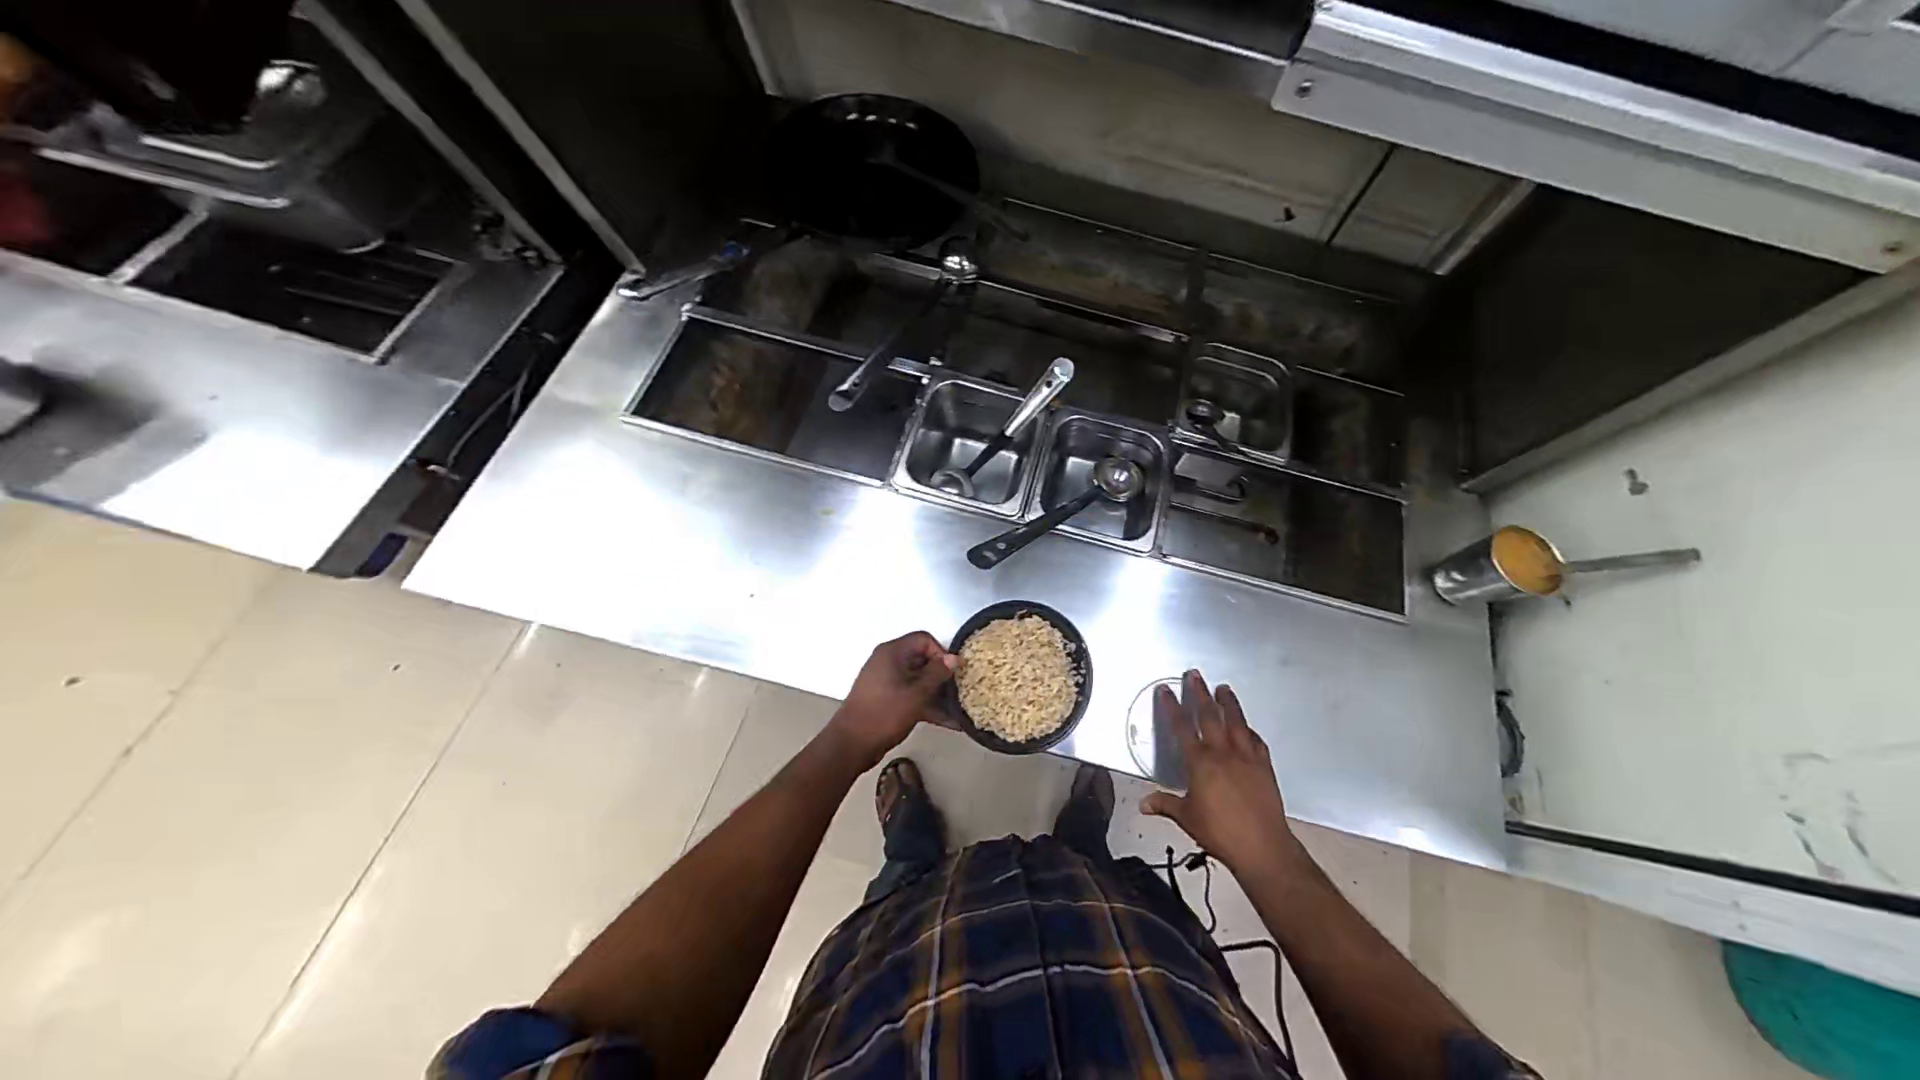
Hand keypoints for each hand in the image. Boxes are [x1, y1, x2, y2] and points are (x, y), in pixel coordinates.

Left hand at [827, 631, 959, 770]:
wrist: (852, 743)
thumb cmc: (884, 713)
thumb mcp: (916, 693)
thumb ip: (937, 674)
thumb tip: (954, 658)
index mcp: (892, 652)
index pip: (924, 640)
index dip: (942, 653)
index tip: (954, 672)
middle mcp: (889, 662)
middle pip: (923, 660)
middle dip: (943, 676)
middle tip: (960, 690)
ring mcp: (887, 681)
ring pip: (919, 680)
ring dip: (938, 694)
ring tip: (959, 709)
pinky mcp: (888, 699)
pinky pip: (913, 696)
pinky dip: (928, 705)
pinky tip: (949, 722)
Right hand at [1141, 671, 1303, 877]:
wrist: (1262, 847)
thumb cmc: (1219, 832)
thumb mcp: (1186, 817)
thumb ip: (1165, 805)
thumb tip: (1143, 804)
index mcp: (1200, 762)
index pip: (1182, 727)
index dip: (1173, 707)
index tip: (1166, 690)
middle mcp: (1223, 753)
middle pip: (1210, 716)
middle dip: (1200, 694)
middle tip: (1195, 675)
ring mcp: (1247, 758)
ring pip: (1236, 723)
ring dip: (1229, 703)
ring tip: (1224, 688)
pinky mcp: (1265, 767)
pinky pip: (1256, 742)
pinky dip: (1250, 731)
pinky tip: (1247, 728)